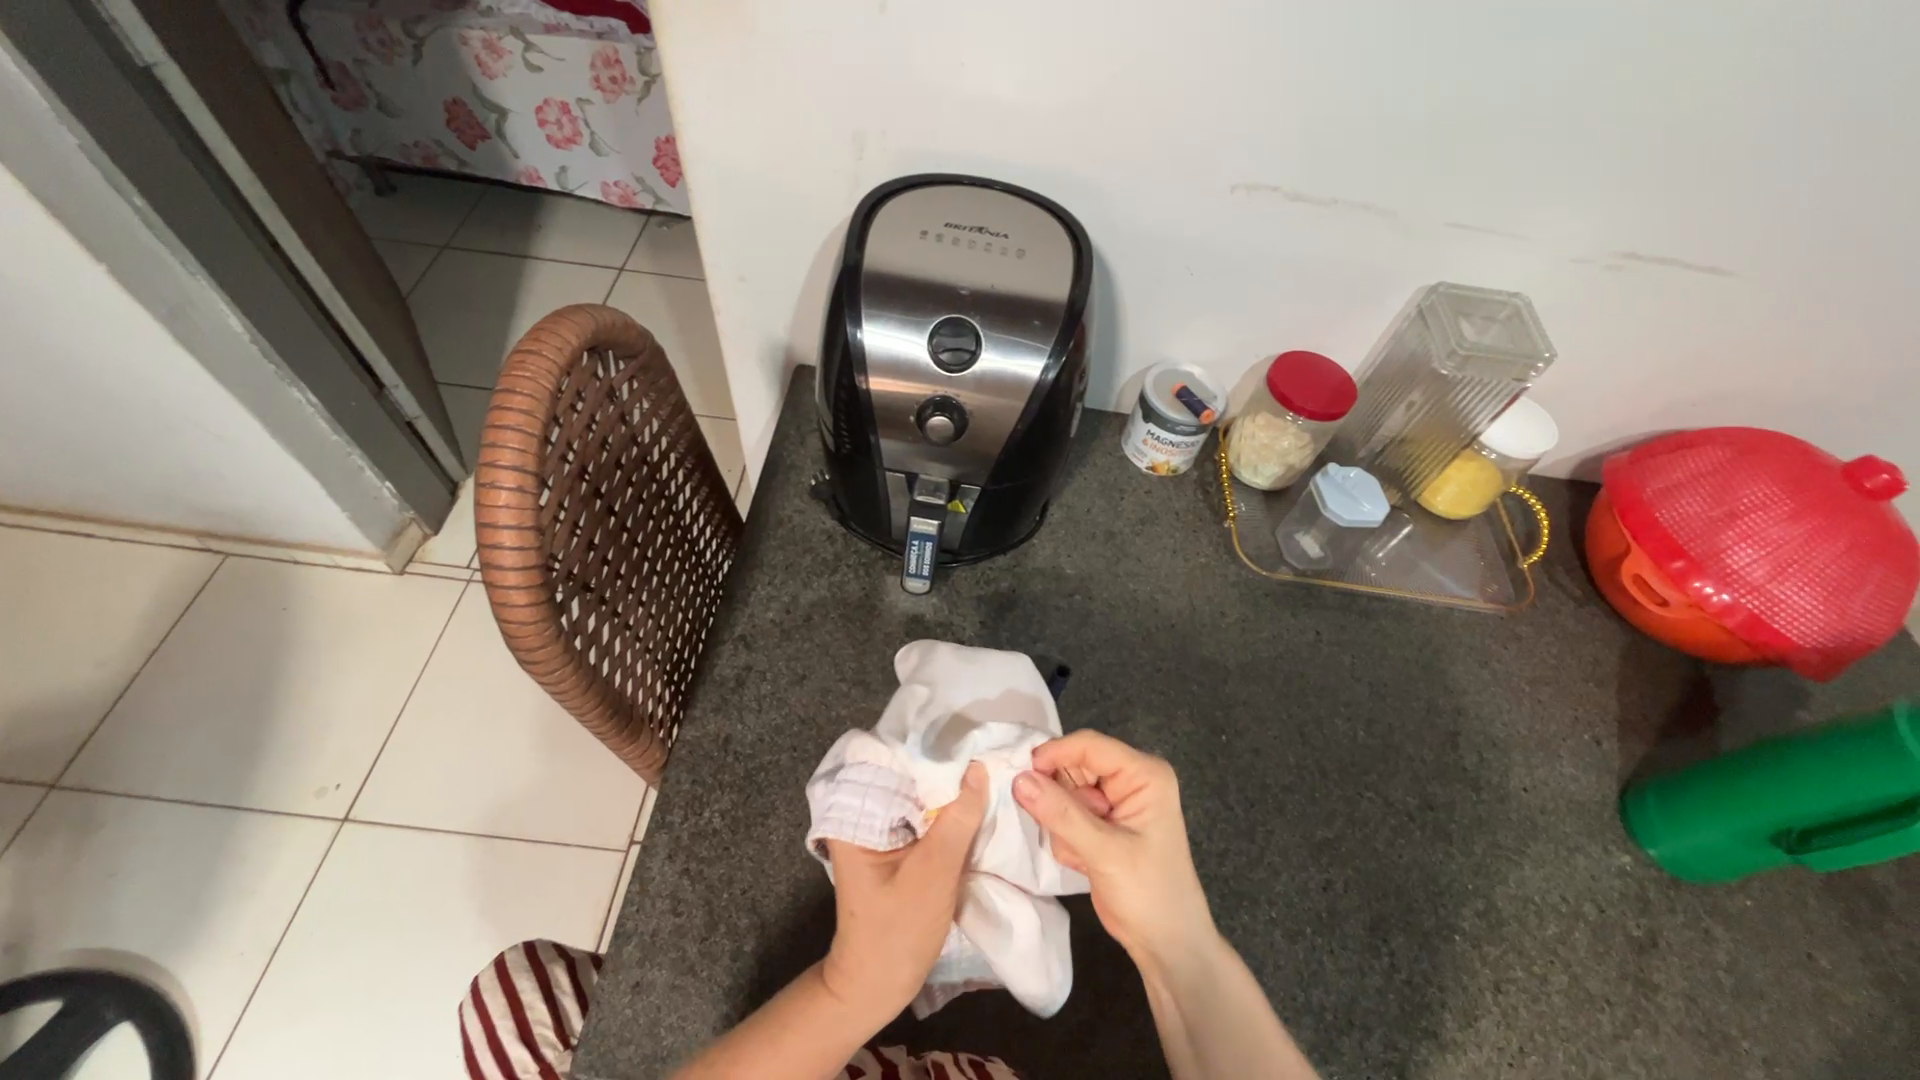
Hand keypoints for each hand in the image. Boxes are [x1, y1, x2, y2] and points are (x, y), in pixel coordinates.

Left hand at [819, 762, 987, 1023]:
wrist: (876, 987)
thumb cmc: (896, 932)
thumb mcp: (933, 873)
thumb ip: (957, 819)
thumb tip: (978, 768)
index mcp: (853, 814)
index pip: (887, 760)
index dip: (926, 745)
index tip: (965, 734)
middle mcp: (862, 814)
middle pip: (905, 775)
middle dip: (942, 766)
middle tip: (983, 747)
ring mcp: (880, 832)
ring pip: (918, 796)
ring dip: (948, 790)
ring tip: (984, 768)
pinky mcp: (898, 848)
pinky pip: (924, 818)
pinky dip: (946, 813)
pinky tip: (974, 803)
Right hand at [1013, 731, 1215, 966]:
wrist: (1166, 944)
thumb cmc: (1149, 893)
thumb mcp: (1105, 852)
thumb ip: (1061, 813)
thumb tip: (1018, 779)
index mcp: (1143, 774)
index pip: (1088, 745)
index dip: (1053, 755)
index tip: (1021, 778)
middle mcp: (1129, 779)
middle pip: (1072, 766)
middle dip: (1060, 800)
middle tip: (1065, 833)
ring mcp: (1113, 802)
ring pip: (1063, 791)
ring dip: (1062, 824)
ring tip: (1083, 854)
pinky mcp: (1100, 824)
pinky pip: (1064, 814)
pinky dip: (1065, 837)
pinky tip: (1084, 862)